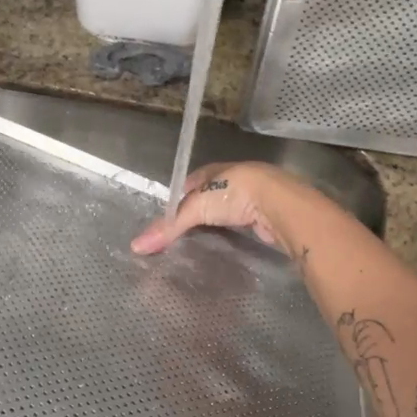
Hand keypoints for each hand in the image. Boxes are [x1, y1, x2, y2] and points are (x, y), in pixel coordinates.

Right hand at [131, 161, 323, 256]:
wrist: (281, 203)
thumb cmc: (235, 194)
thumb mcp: (195, 208)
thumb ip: (168, 227)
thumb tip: (135, 245)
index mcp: (216, 170)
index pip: (191, 183)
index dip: (179, 198)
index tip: (168, 218)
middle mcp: (235, 179)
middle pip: (210, 197)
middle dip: (199, 212)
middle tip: (183, 233)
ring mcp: (254, 197)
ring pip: (230, 211)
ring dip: (220, 223)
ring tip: (204, 242)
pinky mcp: (267, 215)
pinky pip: (245, 224)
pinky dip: (236, 233)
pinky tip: (230, 244)